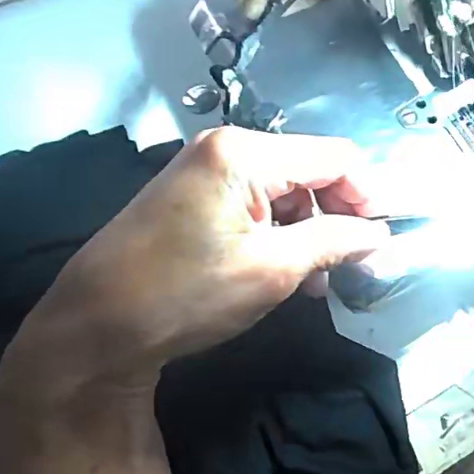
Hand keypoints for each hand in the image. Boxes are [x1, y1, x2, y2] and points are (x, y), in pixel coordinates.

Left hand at [0, 127, 389, 401]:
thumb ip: (334, 241)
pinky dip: (277, 230)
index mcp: (245, 152)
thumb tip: (379, 235)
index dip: (366, 195)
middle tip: (351, 262)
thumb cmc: (185, 294)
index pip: (334, 156)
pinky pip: (253, 201)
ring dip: (308, 227)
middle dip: (336, 213)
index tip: (381, 240)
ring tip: (316, 277)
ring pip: (283, 188)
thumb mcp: (272, 270)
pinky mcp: (192, 193)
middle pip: (308, 168)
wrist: (92, 327)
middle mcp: (225, 146)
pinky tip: (283, 268)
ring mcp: (203, 168)